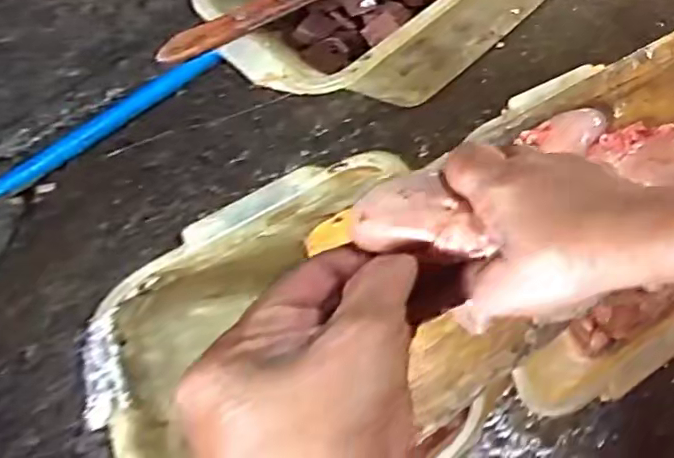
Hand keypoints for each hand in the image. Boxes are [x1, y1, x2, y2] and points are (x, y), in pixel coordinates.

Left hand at [176, 249, 416, 457]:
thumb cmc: (334, 428)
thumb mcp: (365, 335)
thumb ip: (383, 279)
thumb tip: (400, 255)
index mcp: (235, 354)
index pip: (314, 273)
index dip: (370, 254)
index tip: (419, 246)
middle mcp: (247, 375)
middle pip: (330, 301)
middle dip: (386, 283)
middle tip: (436, 267)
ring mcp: (280, 401)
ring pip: (346, 330)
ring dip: (393, 308)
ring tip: (438, 291)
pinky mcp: (314, 419)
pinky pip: (353, 361)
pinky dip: (389, 338)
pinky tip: (423, 322)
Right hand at [439, 144, 656, 330]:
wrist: (638, 234)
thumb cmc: (563, 261)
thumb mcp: (501, 293)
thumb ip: (473, 285)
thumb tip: (469, 277)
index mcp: (499, 183)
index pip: (461, 159)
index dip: (450, 181)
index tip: (454, 212)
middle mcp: (532, 162)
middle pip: (499, 159)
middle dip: (489, 187)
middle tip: (490, 228)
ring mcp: (569, 162)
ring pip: (534, 168)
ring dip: (527, 192)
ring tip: (530, 233)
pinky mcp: (598, 171)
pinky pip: (565, 179)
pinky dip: (558, 197)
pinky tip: (567, 229)